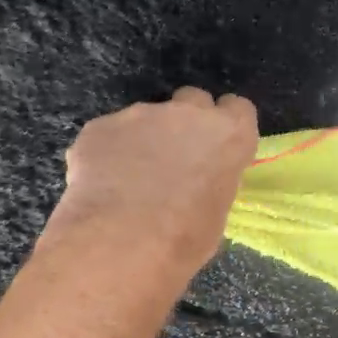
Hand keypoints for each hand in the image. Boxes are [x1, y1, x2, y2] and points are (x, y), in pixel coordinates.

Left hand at [41, 86, 258, 279]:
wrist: (124, 238)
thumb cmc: (190, 231)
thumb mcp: (221, 201)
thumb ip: (213, 174)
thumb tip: (197, 176)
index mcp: (230, 134)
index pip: (238, 107)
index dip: (228, 123)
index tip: (221, 144)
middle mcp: (188, 114)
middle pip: (192, 99)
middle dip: (187, 120)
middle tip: (180, 154)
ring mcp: (139, 115)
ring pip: (147, 118)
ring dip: (147, 138)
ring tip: (136, 176)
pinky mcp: (99, 127)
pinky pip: (111, 133)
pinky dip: (113, 150)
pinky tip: (109, 181)